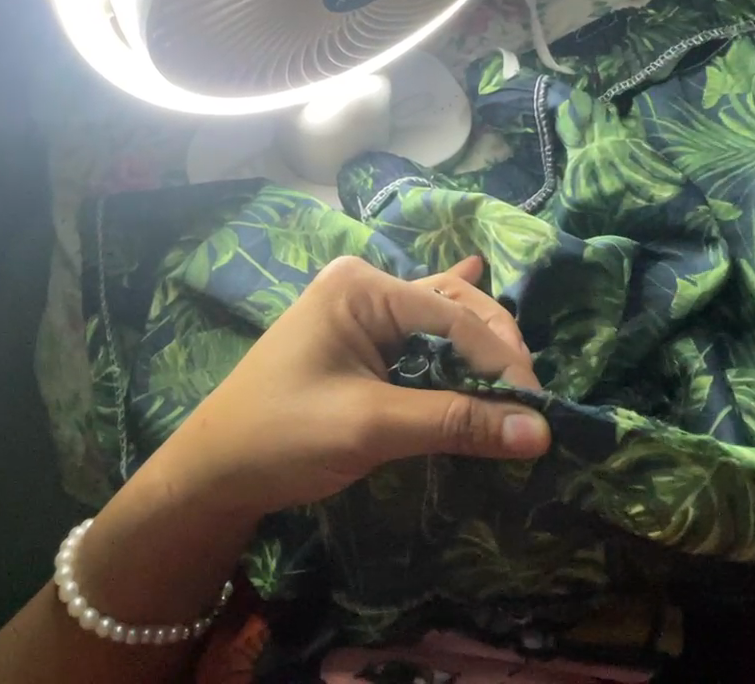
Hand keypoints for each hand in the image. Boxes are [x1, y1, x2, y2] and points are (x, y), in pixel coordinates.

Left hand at [146, 255, 550, 520]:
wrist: (215, 470)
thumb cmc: (282, 436)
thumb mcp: (370, 426)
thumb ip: (454, 422)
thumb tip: (539, 432)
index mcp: (362, 286)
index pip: (451, 315)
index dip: (500, 360)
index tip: (538, 409)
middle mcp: (365, 285)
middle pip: (452, 307)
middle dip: (493, 349)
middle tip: (528, 401)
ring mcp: (361, 309)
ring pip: (441, 319)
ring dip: (479, 349)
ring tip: (516, 382)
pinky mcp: (361, 337)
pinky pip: (420, 331)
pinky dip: (454, 335)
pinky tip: (480, 298)